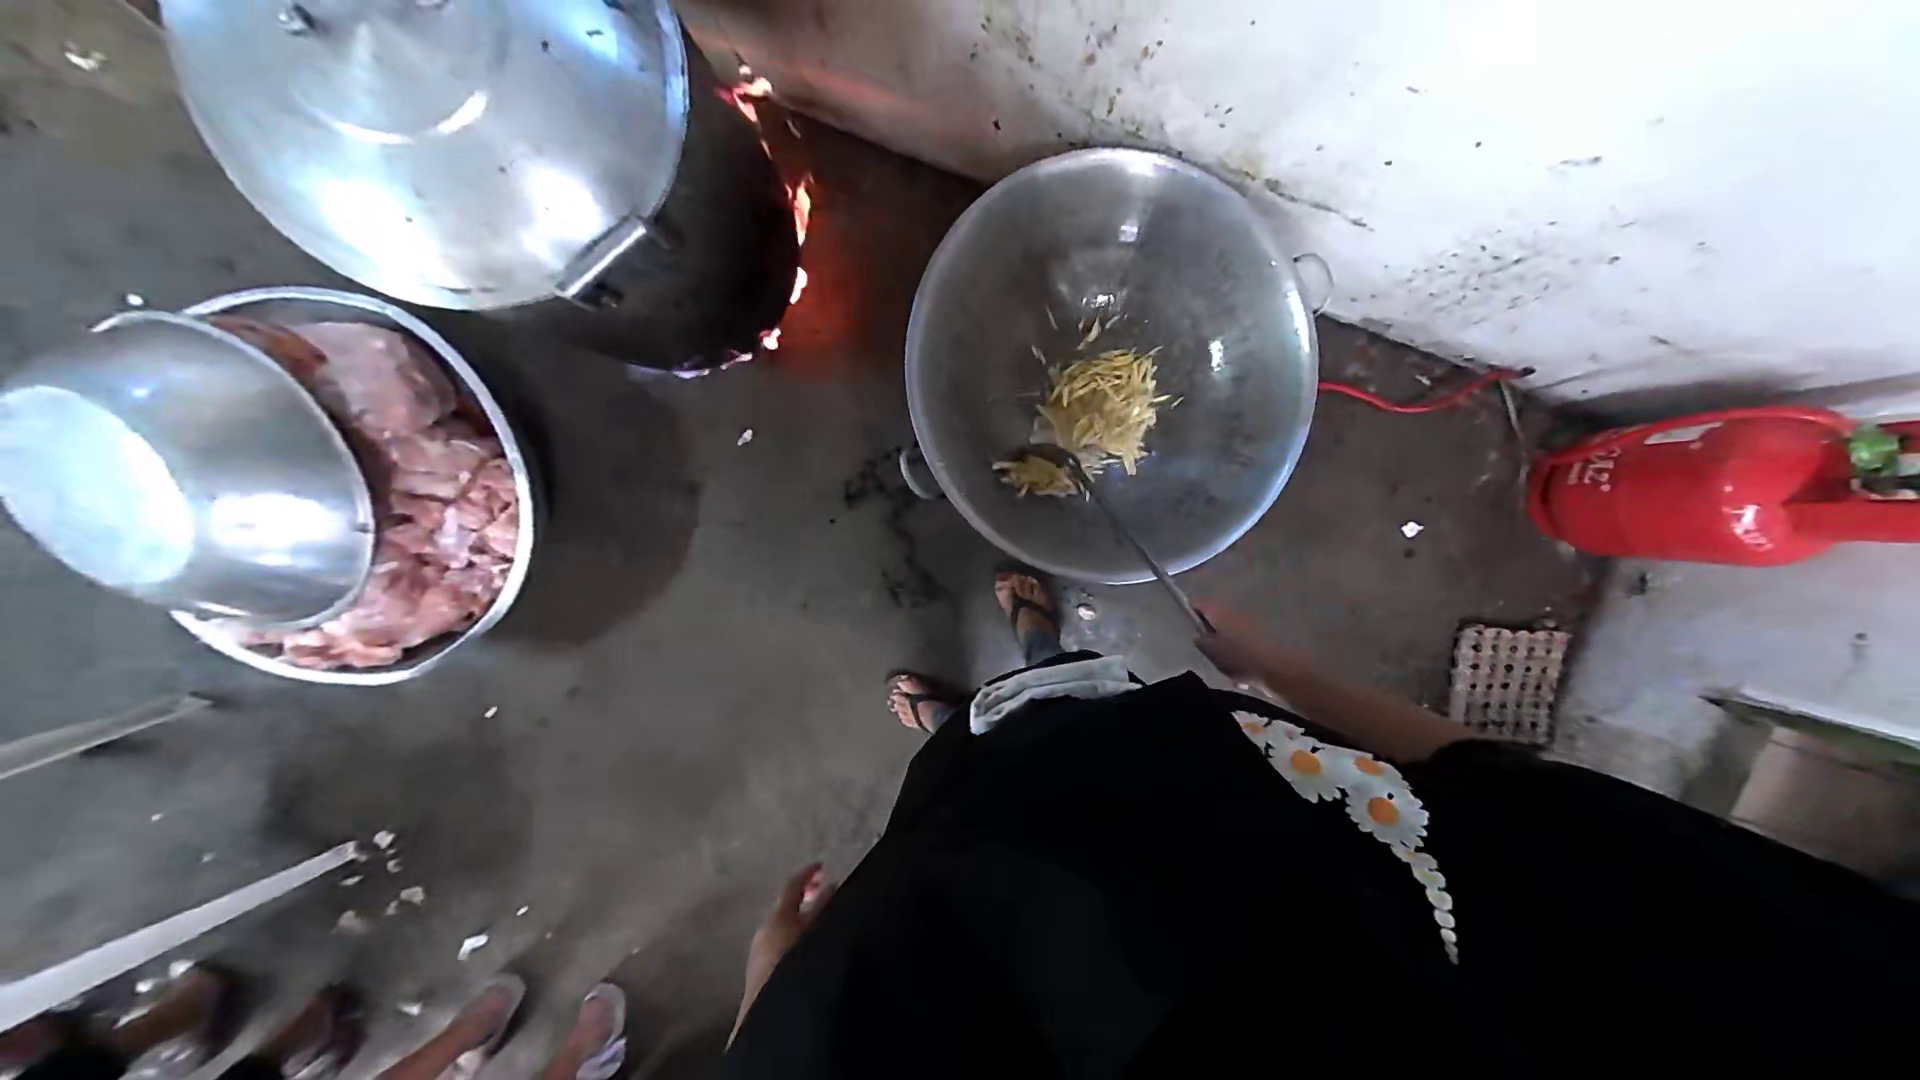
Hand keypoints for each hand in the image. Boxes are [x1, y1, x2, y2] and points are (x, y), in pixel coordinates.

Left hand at [733, 863, 836, 1041]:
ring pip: (785, 928)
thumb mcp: (814, 932)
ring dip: (804, 921)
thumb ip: (822, 908)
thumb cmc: (793, 967)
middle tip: (829, 893)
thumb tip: (831, 887)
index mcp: (776, 917)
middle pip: (788, 907)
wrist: (767, 1020)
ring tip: (825, 922)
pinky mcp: (762, 977)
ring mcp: (760, 956)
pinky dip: (798, 939)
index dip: (808, 873)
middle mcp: (765, 932)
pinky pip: (783, 946)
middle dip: (808, 898)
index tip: (823, 865)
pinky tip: (810, 949)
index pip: (792, 885)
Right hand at [1192, 601, 1308, 689]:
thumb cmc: (1240, 657)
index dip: (1188, 610)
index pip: (1196, 602)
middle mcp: (1234, 613)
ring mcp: (1249, 625)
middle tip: (1206, 653)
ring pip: (1228, 635)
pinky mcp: (1262, 639)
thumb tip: (1199, 635)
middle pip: (1214, 620)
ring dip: (1225, 649)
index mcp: (1219, 612)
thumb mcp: (1211, 651)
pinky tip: (1242, 675)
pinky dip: (1239, 658)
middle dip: (1209, 636)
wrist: (1279, 669)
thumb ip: (1200, 640)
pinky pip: (1242, 646)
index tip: (1184, 624)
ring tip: (1226, 669)